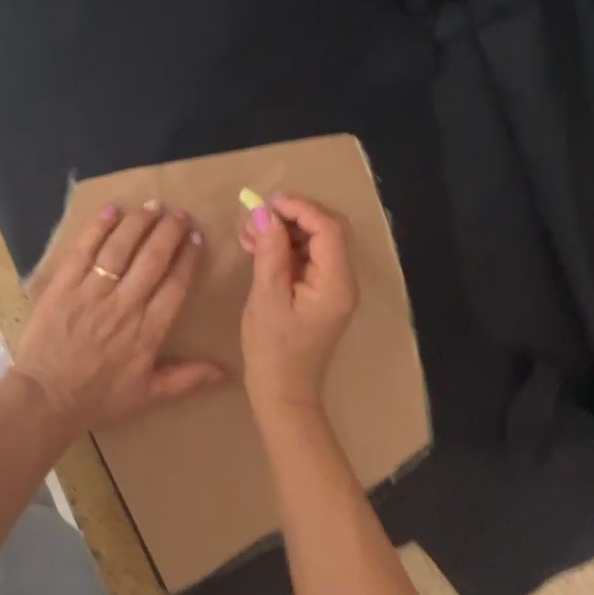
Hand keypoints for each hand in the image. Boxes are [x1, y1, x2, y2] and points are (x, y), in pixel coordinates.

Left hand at [14, 202, 226, 435]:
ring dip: (139, 223)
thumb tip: (226, 372)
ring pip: (121, 248)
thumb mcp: (148, 396)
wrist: (45, 398)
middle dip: (169, 231)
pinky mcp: (64, 285)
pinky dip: (98, 228)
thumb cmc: (98, 398)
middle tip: (180, 213)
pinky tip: (112, 210)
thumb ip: (187, 379)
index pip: (176, 284)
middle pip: (153, 258)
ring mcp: (92, 292)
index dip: (188, 256)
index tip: (196, 237)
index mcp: (149, 331)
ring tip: (152, 206)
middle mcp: (124, 305)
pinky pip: (84, 250)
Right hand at [239, 193, 358, 420]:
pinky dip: (284, 245)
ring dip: (285, 229)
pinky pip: (307, 255)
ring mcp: (333, 285)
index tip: (266, 203)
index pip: (329, 228)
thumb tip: (264, 213)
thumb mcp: (266, 298)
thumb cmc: (273, 349)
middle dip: (293, 215)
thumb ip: (269, 252)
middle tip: (256, 217)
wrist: (283, 392)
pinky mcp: (319, 290)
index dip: (300, 208)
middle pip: (328, 229)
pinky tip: (257, 247)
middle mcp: (343, 280)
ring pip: (316, 239)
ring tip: (250, 234)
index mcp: (337, 283)